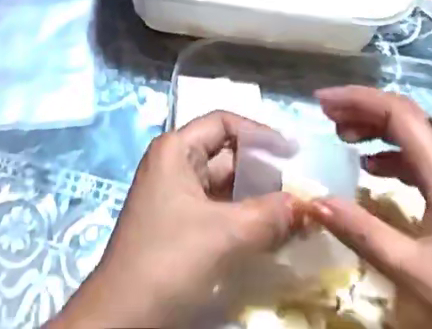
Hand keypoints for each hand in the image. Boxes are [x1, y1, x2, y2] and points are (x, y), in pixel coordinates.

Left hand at [52, 111, 301, 327]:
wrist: (125, 314)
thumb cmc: (170, 258)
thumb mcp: (224, 234)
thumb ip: (269, 216)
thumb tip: (306, 205)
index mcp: (175, 150)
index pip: (222, 122)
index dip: (259, 133)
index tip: (295, 153)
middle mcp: (174, 165)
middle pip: (226, 154)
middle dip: (265, 171)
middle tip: (304, 189)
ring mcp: (176, 197)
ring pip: (226, 187)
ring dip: (260, 199)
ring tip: (299, 215)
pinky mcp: (181, 228)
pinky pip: (220, 213)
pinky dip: (247, 220)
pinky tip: (275, 236)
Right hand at [309, 86, 431, 328]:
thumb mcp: (420, 275)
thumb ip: (366, 235)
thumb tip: (313, 200)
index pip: (400, 112)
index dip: (358, 98)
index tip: (321, 103)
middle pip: (408, 118)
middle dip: (364, 109)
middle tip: (325, 116)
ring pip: (417, 139)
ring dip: (377, 130)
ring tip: (342, 139)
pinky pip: (425, 163)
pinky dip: (393, 156)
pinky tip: (373, 173)